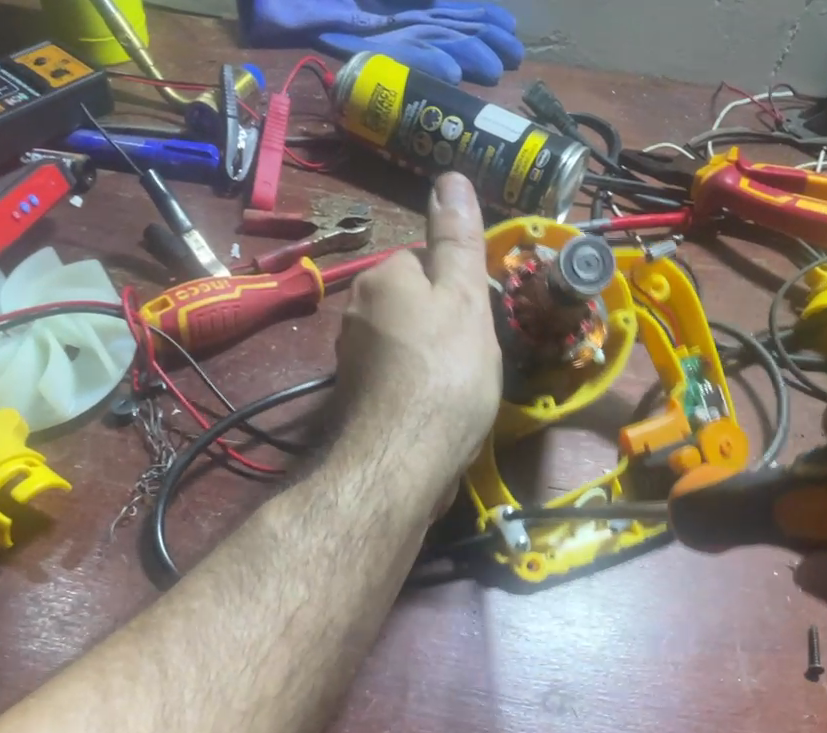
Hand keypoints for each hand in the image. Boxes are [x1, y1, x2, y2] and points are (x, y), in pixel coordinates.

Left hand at [331, 172, 502, 494]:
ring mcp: (350, 360)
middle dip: (439, 324)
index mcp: (382, 278)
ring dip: (426, 359)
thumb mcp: (464, 297)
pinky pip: (393, 380)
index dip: (455, 288)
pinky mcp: (354, 401)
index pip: (422, 261)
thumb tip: (449, 177)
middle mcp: (355, 312)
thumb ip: (457, 240)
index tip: (476, 319)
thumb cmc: (445, 372)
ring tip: (456, 389)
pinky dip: (412, 390)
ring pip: (402, 343)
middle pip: (410, 303)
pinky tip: (432, 413)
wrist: (402, 461)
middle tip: (471, 357)